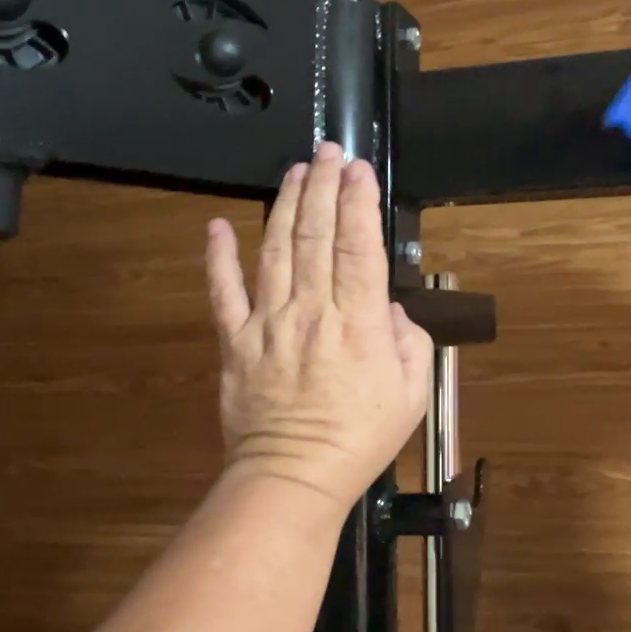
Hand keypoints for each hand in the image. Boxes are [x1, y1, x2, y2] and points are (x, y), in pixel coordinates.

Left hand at [204, 142, 432, 507]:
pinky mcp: (235, 342)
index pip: (359, 246)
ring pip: (275, 251)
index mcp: (358, 322)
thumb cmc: (359, 438)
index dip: (358, 201)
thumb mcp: (413, 393)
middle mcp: (311, 311)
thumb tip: (388, 310)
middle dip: (323, 186)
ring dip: (285, 206)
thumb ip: (409, 341)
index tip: (358, 168)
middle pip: (316, 236)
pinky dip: (219, 258)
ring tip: (295, 171)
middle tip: (327, 151)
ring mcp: (268, 323)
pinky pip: (223, 293)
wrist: (292, 481)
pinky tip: (217, 226)